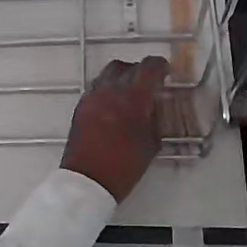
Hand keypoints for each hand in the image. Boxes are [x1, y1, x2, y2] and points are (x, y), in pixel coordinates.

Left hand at [60, 56, 168, 201]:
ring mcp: (92, 97)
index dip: (160, 65)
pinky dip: (107, 88)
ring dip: (122, 76)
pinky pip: (96, 87)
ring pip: (108, 74)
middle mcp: (110, 91)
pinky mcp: (80, 106)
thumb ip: (154, 119)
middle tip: (150, 81)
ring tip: (131, 91)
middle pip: (126, 66)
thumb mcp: (151, 144)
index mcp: (132, 99)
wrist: (87, 181)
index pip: (148, 69)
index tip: (166, 70)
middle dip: (140, 70)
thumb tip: (154, 107)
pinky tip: (114, 103)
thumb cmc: (125, 166)